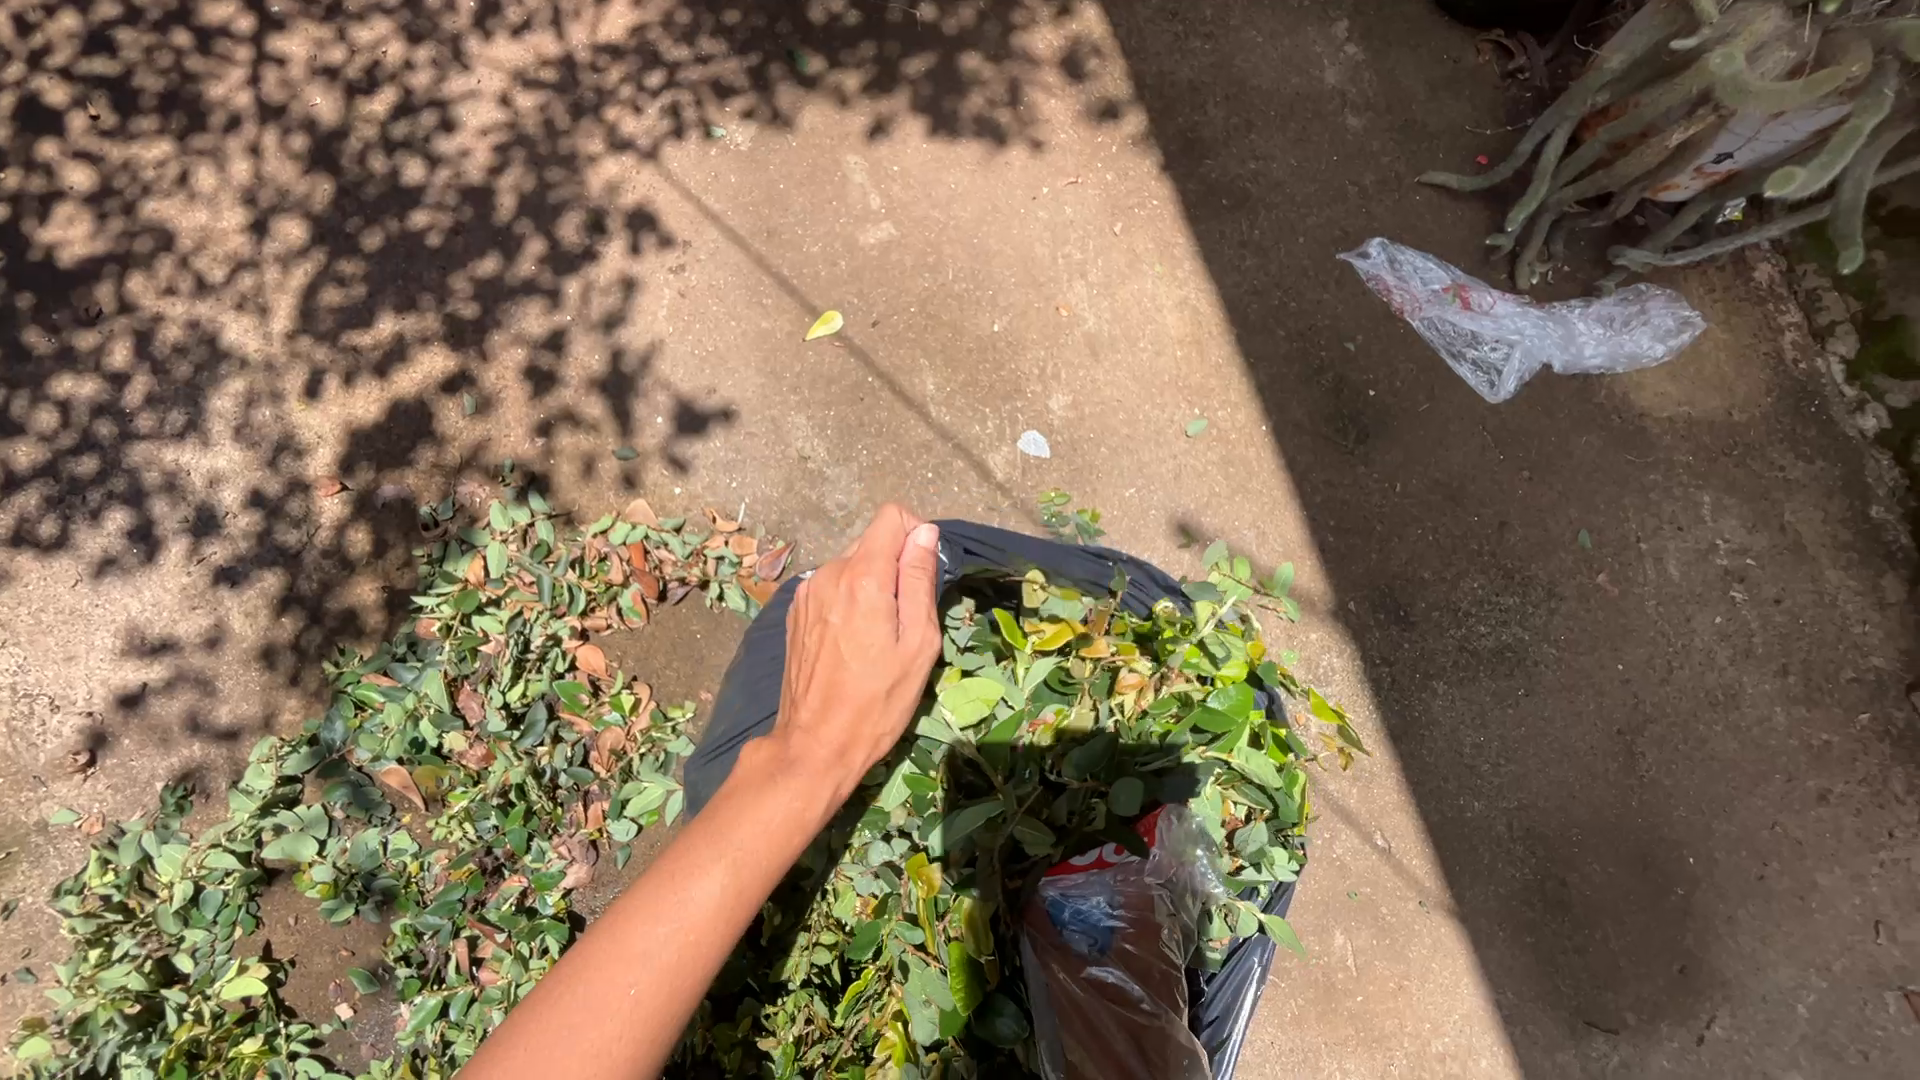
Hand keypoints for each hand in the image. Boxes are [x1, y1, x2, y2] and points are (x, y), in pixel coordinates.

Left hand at [755, 504, 940, 806]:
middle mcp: (828, 573)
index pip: (891, 517)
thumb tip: (925, 533)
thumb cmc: (879, 700)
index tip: (924, 571)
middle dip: (895, 567)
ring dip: (872, 587)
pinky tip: (853, 642)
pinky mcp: (795, 613)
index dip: (915, 534)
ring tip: (878, 637)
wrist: (815, 744)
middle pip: (871, 542)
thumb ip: (920, 580)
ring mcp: (806, 593)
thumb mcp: (918, 643)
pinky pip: (832, 588)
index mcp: (862, 576)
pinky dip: (850, 602)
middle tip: (906, 619)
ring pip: (851, 566)